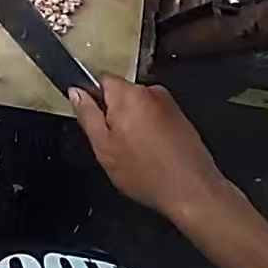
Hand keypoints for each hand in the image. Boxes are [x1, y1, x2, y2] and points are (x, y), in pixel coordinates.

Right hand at [69, 75, 243, 223]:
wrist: (191, 188)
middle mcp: (150, 92)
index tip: (93, 120)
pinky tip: (152, 155)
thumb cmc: (147, 172)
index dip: (93, 98)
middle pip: (121, 94)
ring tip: (136, 154)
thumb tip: (76, 93)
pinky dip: (150, 131)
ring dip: (133, 124)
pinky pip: (155, 117)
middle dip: (114, 115)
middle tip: (113, 145)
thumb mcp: (104, 147)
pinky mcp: (180, 117)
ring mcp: (168, 103)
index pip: (101, 79)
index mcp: (128, 95)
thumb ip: (87, 115)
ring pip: (139, 107)